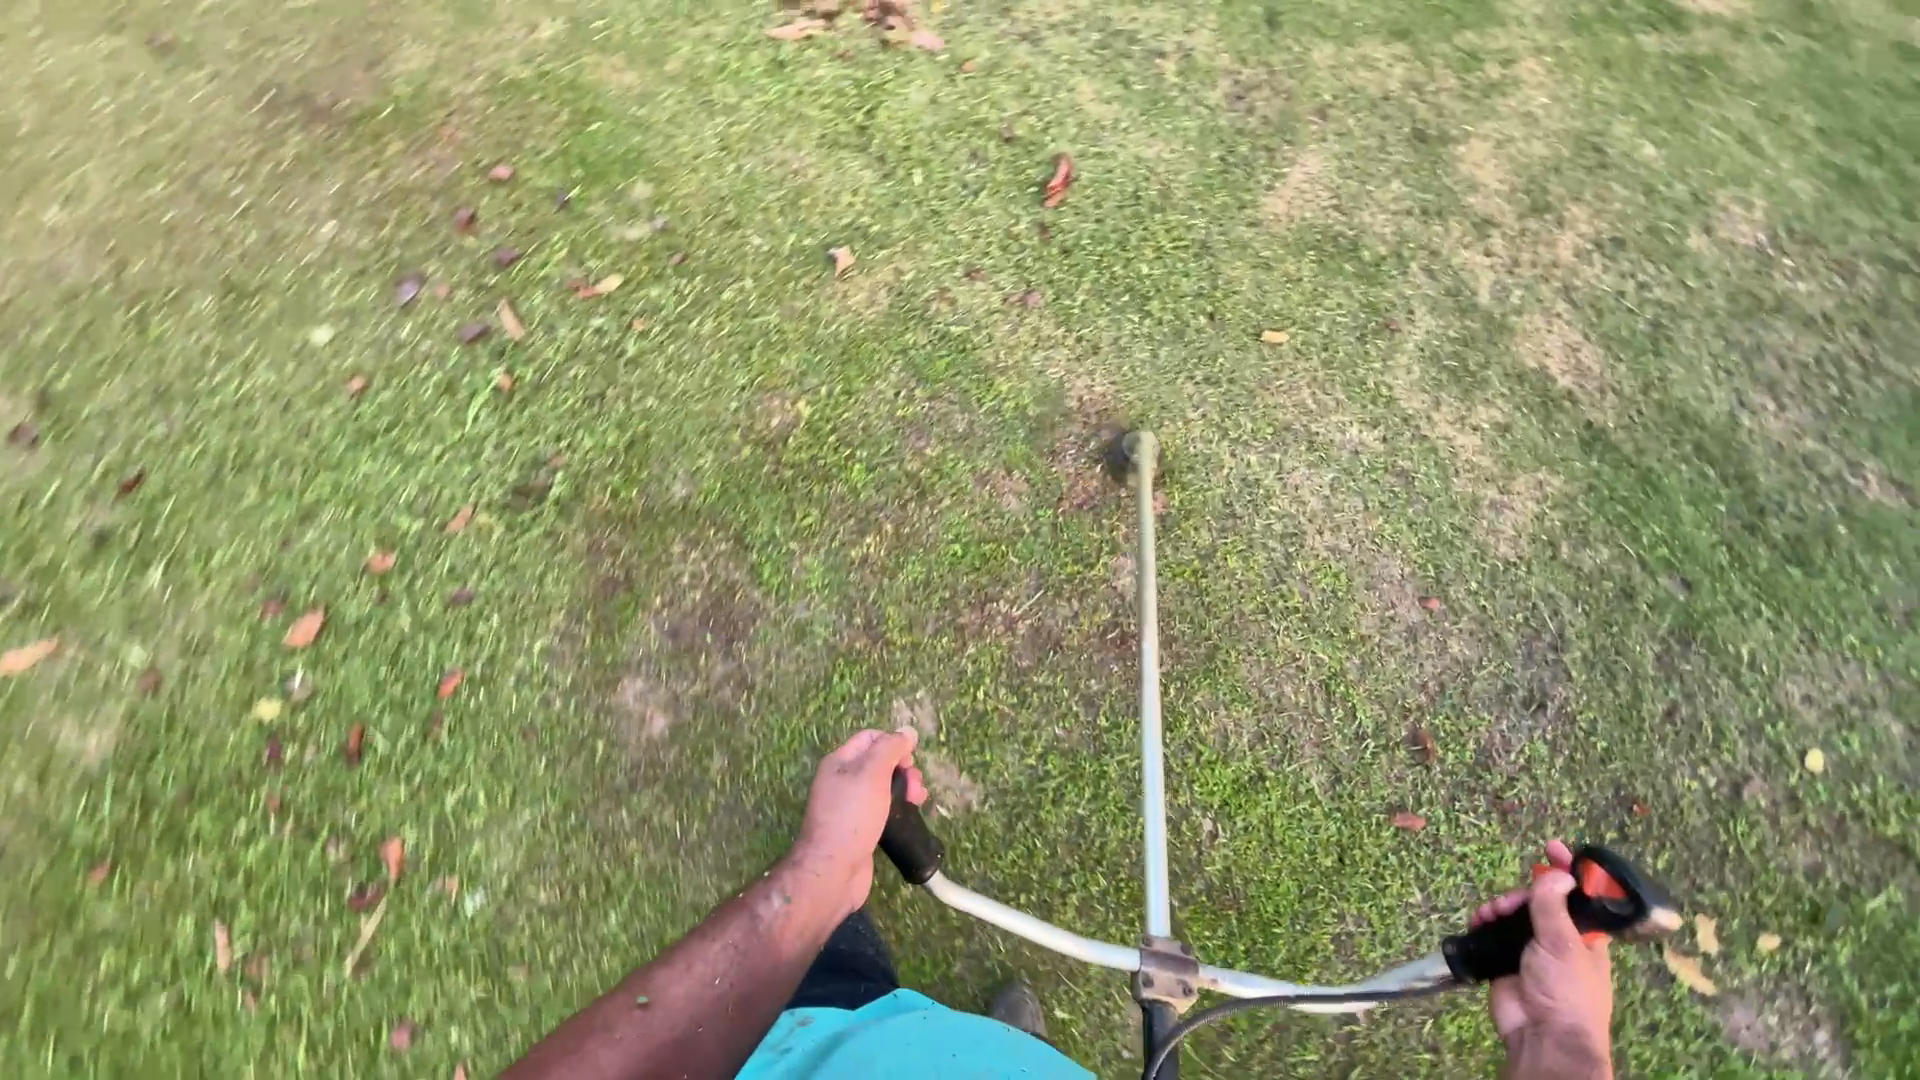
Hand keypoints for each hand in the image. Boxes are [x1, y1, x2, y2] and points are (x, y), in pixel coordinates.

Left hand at [790, 729, 927, 920]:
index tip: (910, 760)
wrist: (833, 870)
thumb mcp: (872, 772)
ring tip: (919, 801)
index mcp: (840, 762)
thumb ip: (890, 748)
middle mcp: (843, 780)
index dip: (894, 743)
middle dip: (904, 769)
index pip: (870, 738)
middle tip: (917, 786)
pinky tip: (910, 816)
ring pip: (884, 787)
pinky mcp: (860, 829)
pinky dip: (899, 808)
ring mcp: (851, 806)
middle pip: (880, 762)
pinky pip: (884, 809)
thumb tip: (908, 731)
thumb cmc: (852, 815)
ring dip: (905, 789)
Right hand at [1470, 840, 1614, 1079]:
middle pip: (1538, 900)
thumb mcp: (1564, 944)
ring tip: (1490, 915)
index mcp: (1586, 938)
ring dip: (1499, 907)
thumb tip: (1557, 872)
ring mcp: (1531, 950)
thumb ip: (1554, 906)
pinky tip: (1478, 922)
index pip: (1580, 896)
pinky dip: (1483, 922)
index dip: (1569, 871)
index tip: (1553, 847)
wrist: (1541, 1035)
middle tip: (1511, 900)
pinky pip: (1492, 931)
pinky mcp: (1505, 959)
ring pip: (1513, 914)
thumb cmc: (1567, 990)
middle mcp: (1560, 940)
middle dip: (1521, 893)